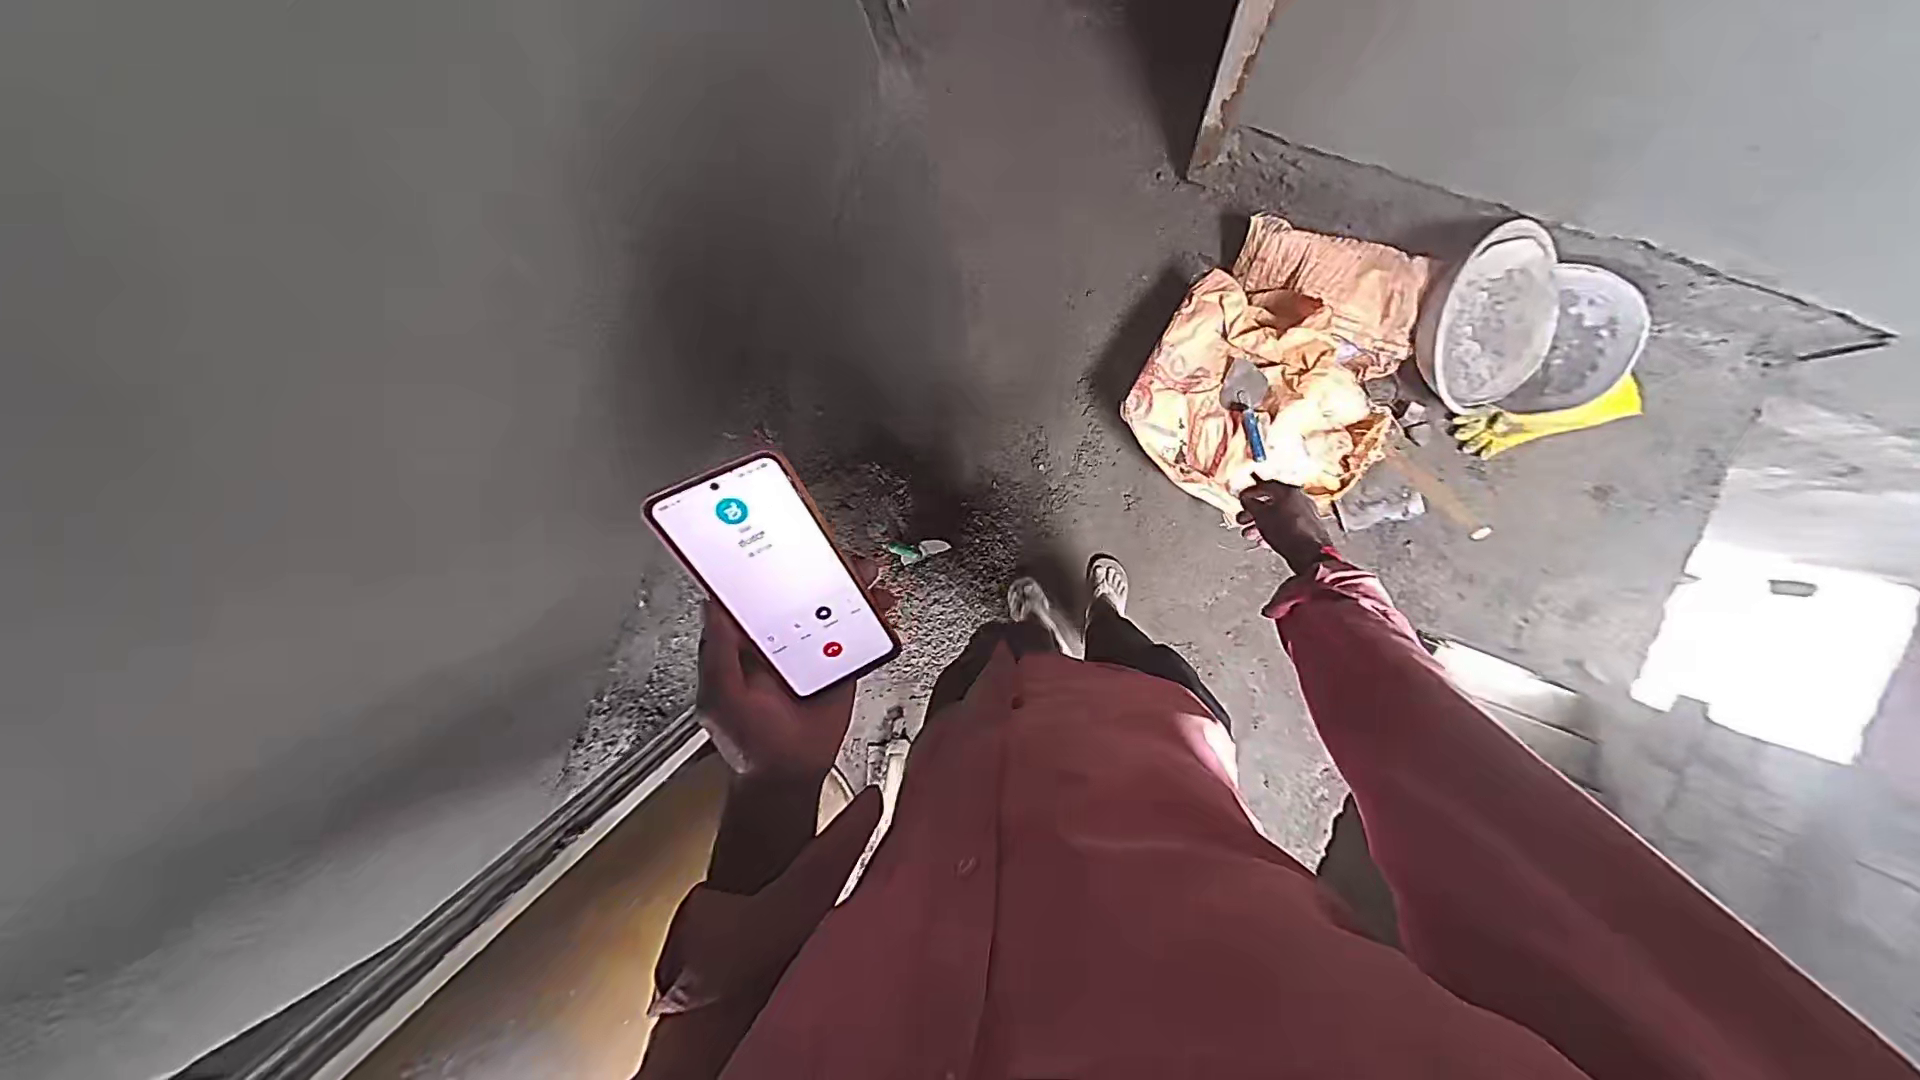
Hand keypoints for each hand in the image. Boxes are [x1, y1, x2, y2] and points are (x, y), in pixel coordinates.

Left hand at [696, 554, 893, 780]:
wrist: (788, 774)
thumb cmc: (747, 740)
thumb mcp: (721, 696)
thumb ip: (720, 652)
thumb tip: (712, 605)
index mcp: (750, 640)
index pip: (762, 591)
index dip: (774, 566)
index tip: (788, 545)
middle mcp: (784, 638)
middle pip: (806, 592)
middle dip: (826, 570)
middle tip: (840, 557)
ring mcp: (815, 649)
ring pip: (836, 608)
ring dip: (854, 589)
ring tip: (868, 576)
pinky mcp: (841, 663)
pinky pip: (859, 635)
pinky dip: (874, 619)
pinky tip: (882, 609)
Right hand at [1236, 480, 1334, 570]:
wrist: (1310, 553)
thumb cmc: (1285, 531)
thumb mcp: (1261, 516)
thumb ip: (1251, 505)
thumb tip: (1246, 500)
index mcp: (1288, 491)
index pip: (1265, 486)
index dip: (1250, 492)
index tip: (1241, 499)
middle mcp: (1299, 500)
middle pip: (1271, 502)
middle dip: (1253, 512)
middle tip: (1242, 519)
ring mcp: (1304, 515)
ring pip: (1277, 516)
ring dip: (1260, 524)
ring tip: (1248, 534)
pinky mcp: (1306, 530)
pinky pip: (1285, 527)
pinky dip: (1272, 531)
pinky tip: (1262, 541)